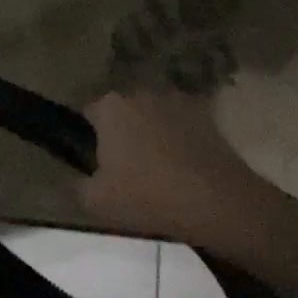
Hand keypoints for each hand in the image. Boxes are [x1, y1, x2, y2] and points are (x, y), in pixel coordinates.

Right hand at [76, 90, 267, 241]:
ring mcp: (177, 101)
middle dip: (123, 132)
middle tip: (128, 168)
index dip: (90, 138)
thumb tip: (84, 177)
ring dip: (154, 134)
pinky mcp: (208, 116)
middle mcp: (141, 93)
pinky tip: (187, 169)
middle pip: (123, 111)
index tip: (99, 164)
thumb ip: (79, 183)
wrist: (219, 203)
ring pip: (154, 117)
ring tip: (161, 170)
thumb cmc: (148, 196)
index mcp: (110, 107)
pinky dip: (182, 140)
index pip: (88, 113)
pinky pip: (184, 126)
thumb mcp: (95, 201)